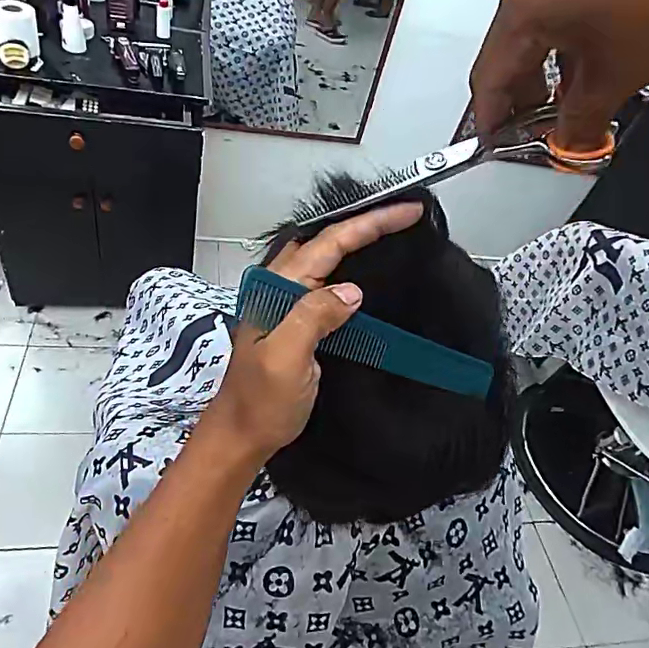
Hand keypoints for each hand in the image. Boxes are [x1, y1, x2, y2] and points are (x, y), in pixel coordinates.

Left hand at [196, 202, 424, 461]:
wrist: (242, 435)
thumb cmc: (259, 404)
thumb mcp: (284, 360)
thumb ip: (313, 318)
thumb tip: (350, 291)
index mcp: (277, 290)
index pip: (329, 243)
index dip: (370, 224)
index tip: (406, 213)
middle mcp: (281, 289)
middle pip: (328, 241)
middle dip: (366, 223)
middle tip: (405, 216)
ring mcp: (289, 304)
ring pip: (328, 259)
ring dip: (360, 242)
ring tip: (393, 233)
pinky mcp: (299, 321)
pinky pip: (328, 284)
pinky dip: (353, 269)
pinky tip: (369, 272)